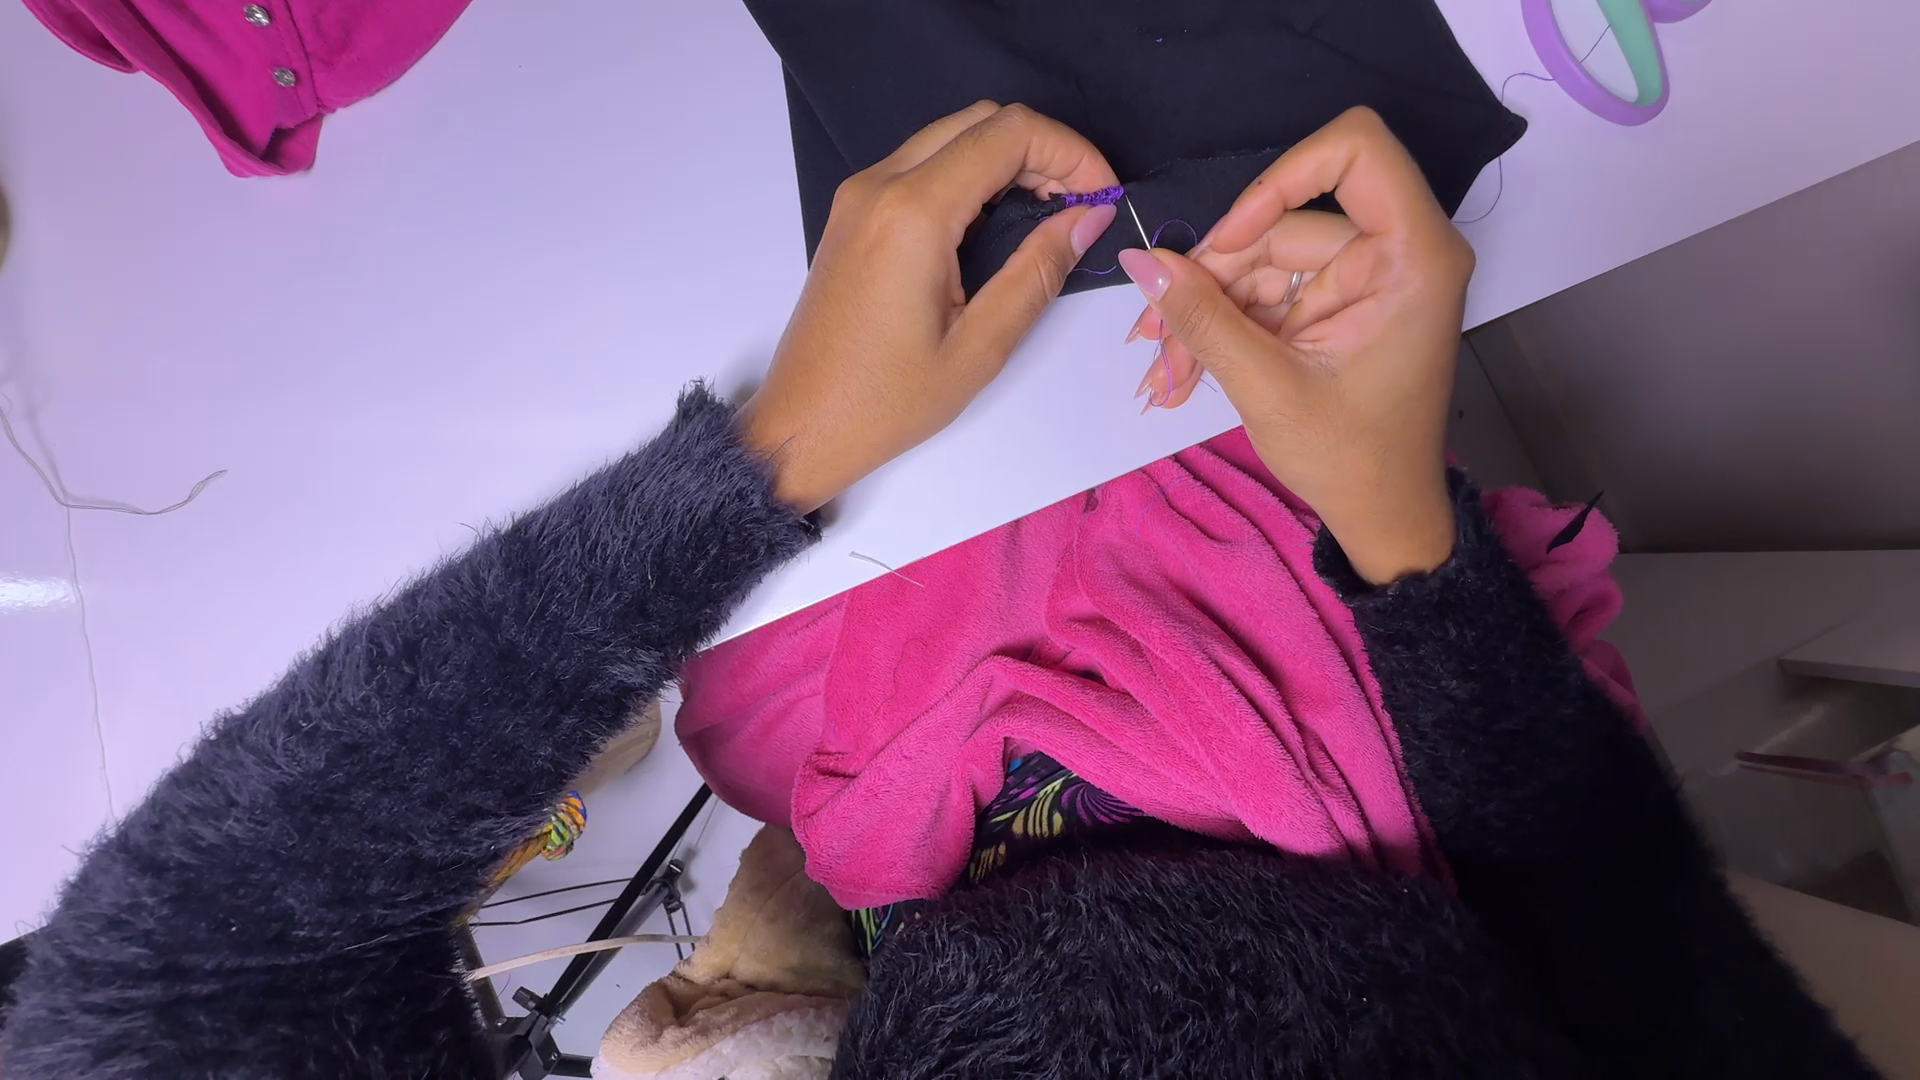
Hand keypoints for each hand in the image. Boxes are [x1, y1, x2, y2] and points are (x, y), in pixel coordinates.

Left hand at [741, 102, 1118, 511]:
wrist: (803, 425)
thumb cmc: (885, 403)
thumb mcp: (978, 349)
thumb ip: (1037, 273)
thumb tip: (1087, 217)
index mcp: (912, 215)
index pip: (1009, 135)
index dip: (1071, 153)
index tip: (1102, 197)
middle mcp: (879, 187)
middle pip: (980, 123)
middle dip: (1043, 151)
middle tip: (1078, 208)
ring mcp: (858, 198)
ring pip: (948, 139)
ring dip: (1006, 163)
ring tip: (1046, 218)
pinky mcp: (852, 218)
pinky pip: (920, 169)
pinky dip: (968, 179)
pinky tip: (993, 227)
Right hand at [1119, 107, 1470, 583]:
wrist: (1377, 514)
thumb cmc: (1348, 457)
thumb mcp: (1267, 386)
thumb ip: (1203, 319)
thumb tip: (1140, 262)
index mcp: (1408, 258)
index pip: (1353, 154)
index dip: (1277, 181)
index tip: (1223, 244)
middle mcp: (1387, 256)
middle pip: (1279, 227)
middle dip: (1208, 282)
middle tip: (1152, 338)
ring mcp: (1353, 284)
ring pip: (1257, 269)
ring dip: (1201, 317)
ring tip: (1160, 372)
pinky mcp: (1327, 312)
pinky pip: (1260, 302)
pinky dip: (1218, 335)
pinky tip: (1178, 375)